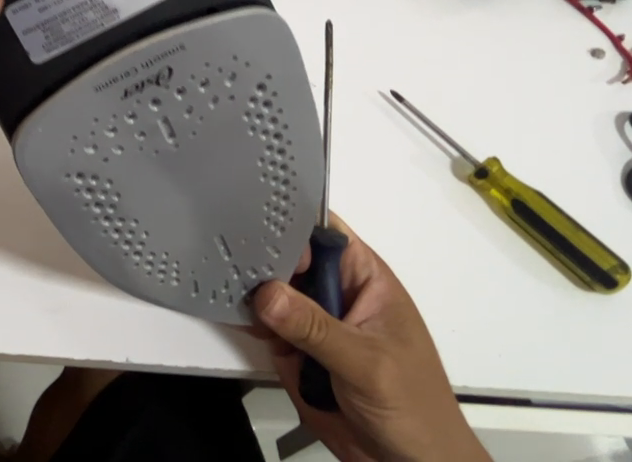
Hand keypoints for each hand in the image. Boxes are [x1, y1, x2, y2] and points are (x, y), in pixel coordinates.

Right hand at [250, 218, 488, 461]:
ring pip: (271, 287)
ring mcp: (313, 320)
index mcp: (364, 278)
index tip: (258, 226)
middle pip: (290, 255)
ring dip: (249, 284)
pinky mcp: (295, 347)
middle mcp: (335, 291)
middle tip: (226, 247)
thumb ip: (316, 328)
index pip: (323, 231)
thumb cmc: (412, 408)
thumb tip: (267, 294)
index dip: (292, 223)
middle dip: (261, 251)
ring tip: (218, 273)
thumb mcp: (367, 364)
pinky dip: (246, 315)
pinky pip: (265, 321)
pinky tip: (226, 305)